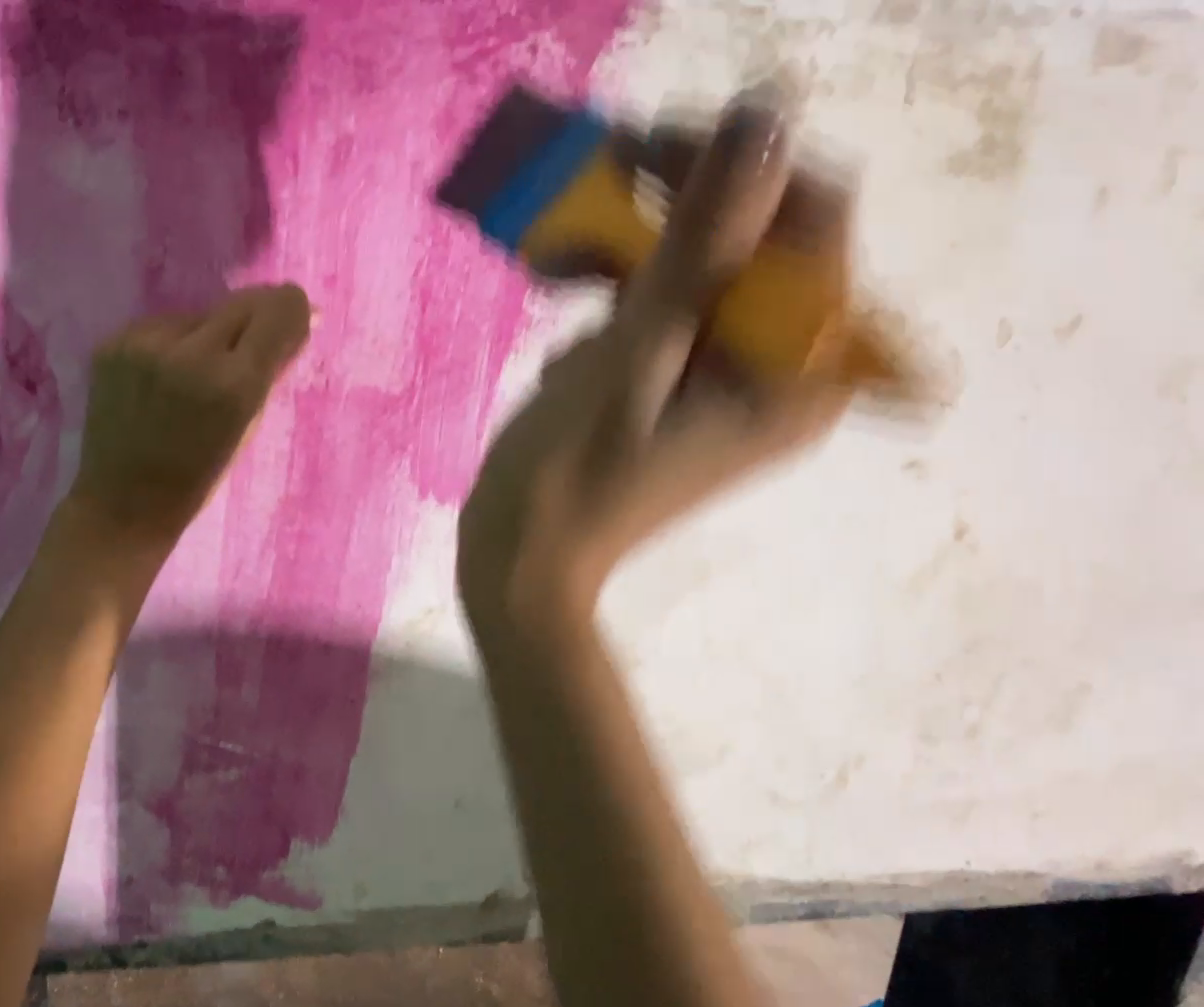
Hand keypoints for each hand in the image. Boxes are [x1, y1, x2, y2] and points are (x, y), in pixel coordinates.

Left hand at [69, 284, 313, 540]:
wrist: (122, 504)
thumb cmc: (197, 479)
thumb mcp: (249, 428)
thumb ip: (272, 370)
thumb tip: (302, 316)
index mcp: (235, 384)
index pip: (281, 309)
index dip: (291, 313)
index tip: (288, 328)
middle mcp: (190, 352)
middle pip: (243, 302)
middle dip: (253, 322)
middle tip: (240, 357)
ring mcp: (144, 344)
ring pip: (200, 314)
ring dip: (207, 335)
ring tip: (191, 380)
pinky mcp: (112, 343)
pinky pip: (161, 326)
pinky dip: (170, 346)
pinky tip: (160, 382)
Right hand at [457, 92, 851, 623]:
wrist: (518, 567)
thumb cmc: (565, 482)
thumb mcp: (629, 362)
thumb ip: (699, 247)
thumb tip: (763, 117)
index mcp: (798, 373)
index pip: (810, 224)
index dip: (738, 168)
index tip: (646, 145)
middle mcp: (782, 370)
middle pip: (753, 243)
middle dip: (668, 211)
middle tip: (592, 180)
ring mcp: (729, 379)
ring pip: (698, 271)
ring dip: (623, 258)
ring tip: (550, 269)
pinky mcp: (680, 386)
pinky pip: (663, 313)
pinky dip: (612, 306)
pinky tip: (567, 334)